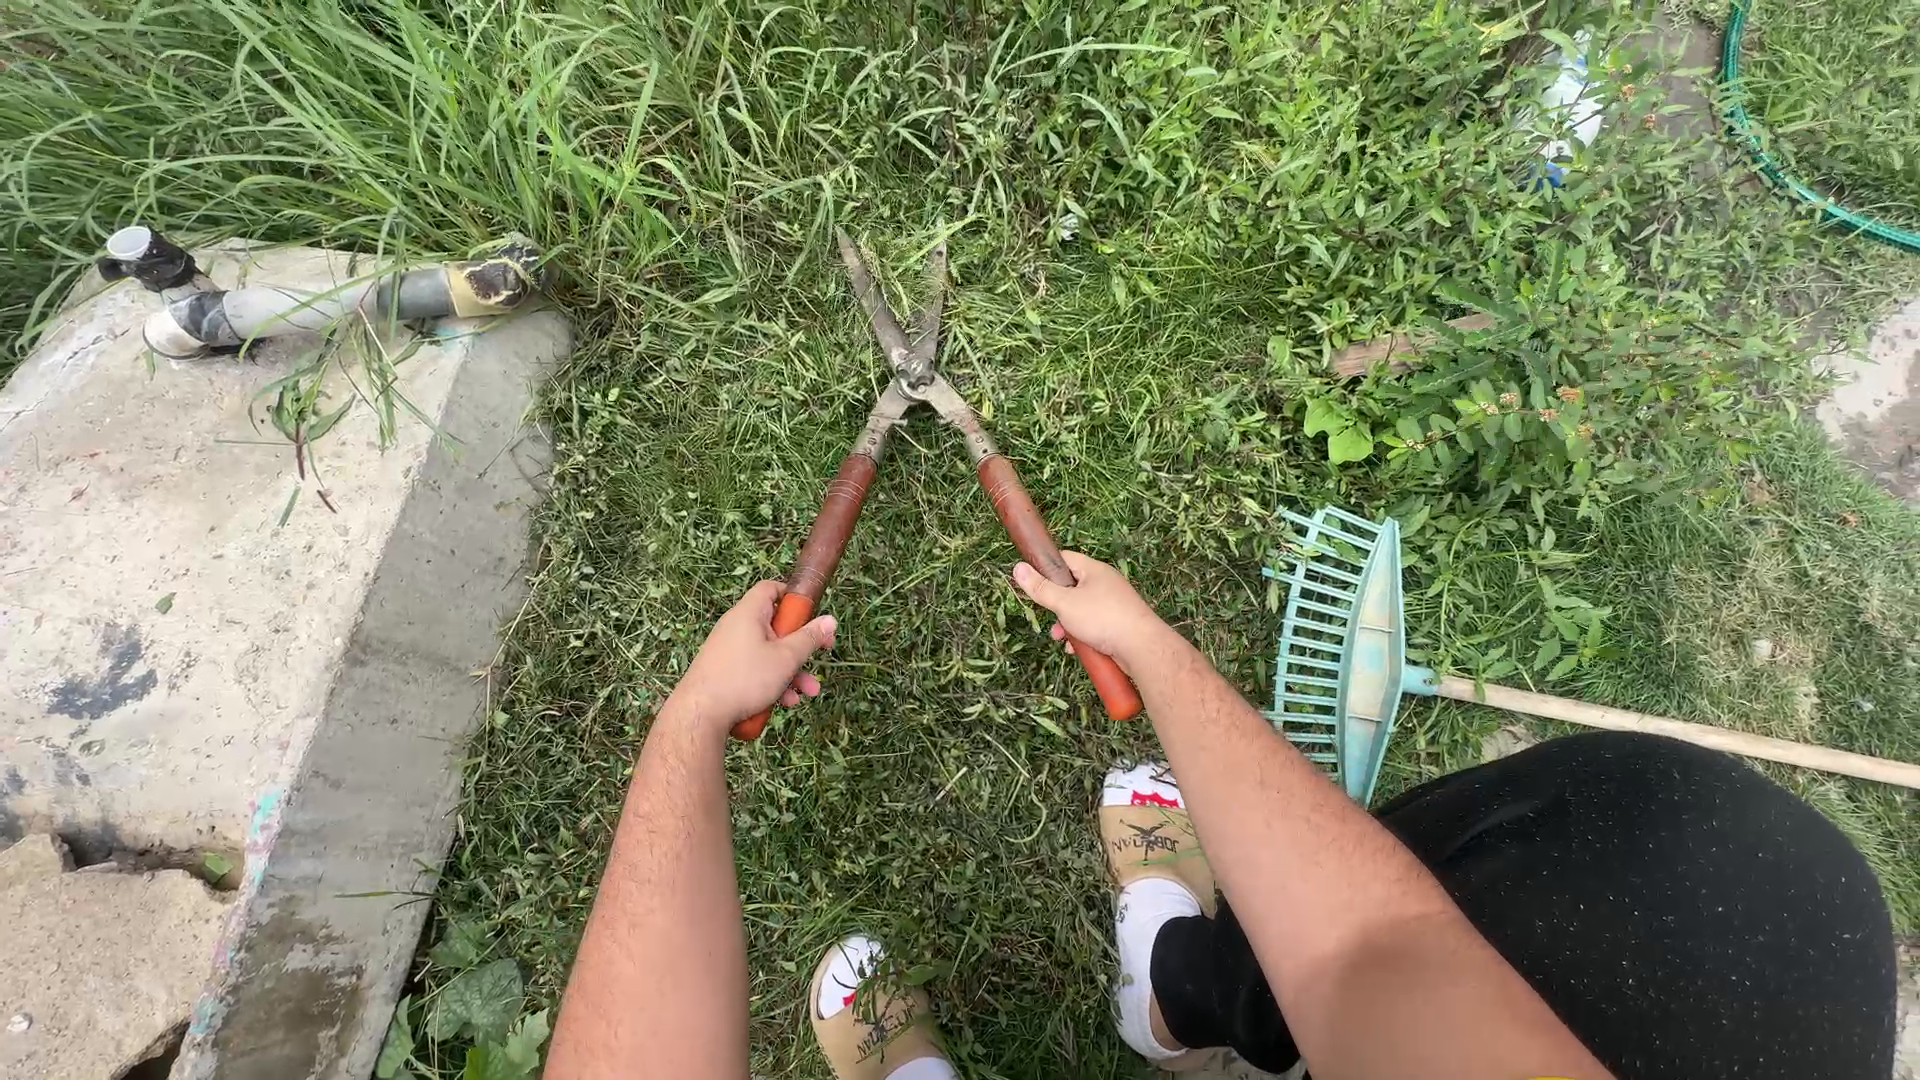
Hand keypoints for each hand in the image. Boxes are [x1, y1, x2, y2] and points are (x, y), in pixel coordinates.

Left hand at [662, 580, 835, 731]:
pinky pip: (754, 670)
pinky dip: (771, 682)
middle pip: (775, 627)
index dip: (793, 598)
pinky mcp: (724, 672)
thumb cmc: (745, 679)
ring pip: (768, 654)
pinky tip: (783, 702)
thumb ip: (810, 638)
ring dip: (791, 672)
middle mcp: (736, 627)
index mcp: (749, 613)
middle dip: (800, 647)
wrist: (700, 714)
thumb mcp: (786, 658)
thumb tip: (830, 620)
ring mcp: (728, 650)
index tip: (811, 615)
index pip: (771, 589)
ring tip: (806, 693)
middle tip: (819, 656)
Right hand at [1011, 552, 1172, 669]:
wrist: (1142, 648)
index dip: (1046, 568)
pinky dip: (1081, 636)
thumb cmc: (1103, 619)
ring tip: (1061, 638)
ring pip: (1080, 610)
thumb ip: (1040, 588)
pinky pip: (1093, 625)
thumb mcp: (1064, 603)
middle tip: (1048, 615)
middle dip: (1055, 605)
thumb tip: (1018, 568)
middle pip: (1071, 587)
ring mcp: (1113, 604)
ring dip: (1066, 624)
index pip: (1064, 559)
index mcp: (1094, 570)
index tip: (1033, 582)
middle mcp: (1105, 583)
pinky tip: (1076, 649)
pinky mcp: (1118, 624)